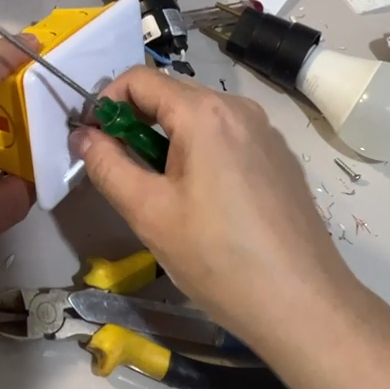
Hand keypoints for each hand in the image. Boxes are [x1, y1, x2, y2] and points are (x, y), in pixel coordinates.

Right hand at [71, 67, 353, 337]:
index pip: (139, 79)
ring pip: (198, 116)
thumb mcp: (148, 213)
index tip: (93, 139)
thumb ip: (107, 165)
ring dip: (167, 138)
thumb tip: (82, 136)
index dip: (106, 102)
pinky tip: (204, 201)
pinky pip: (226, 135)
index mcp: (204, 112)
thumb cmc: (220, 259)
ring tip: (160, 190)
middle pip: (170, 94)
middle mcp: (238, 108)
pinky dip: (200, 151)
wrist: (307, 309)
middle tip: (120, 169)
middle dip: (135, 122)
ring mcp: (265, 131)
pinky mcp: (280, 157)